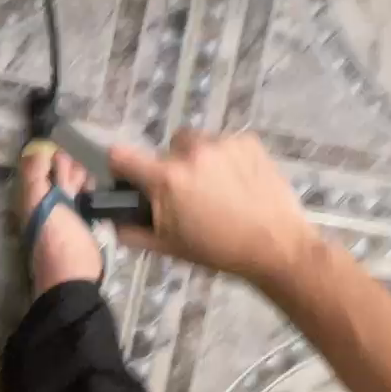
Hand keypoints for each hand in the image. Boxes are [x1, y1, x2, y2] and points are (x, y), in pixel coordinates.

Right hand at [109, 130, 318, 285]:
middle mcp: (191, 153)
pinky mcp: (247, 141)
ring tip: (215, 187)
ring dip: (196, 159)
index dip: (119, 166)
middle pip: (163, 150)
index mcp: (167, 179)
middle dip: (169, 169)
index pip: (120, 155)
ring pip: (194, 143)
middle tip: (187, 195)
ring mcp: (221, 143)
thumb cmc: (219, 250)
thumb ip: (132, 232)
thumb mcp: (169, 247)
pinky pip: (222, 143)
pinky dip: (225, 159)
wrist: (279, 247)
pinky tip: (238, 182)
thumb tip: (112, 221)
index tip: (129, 178)